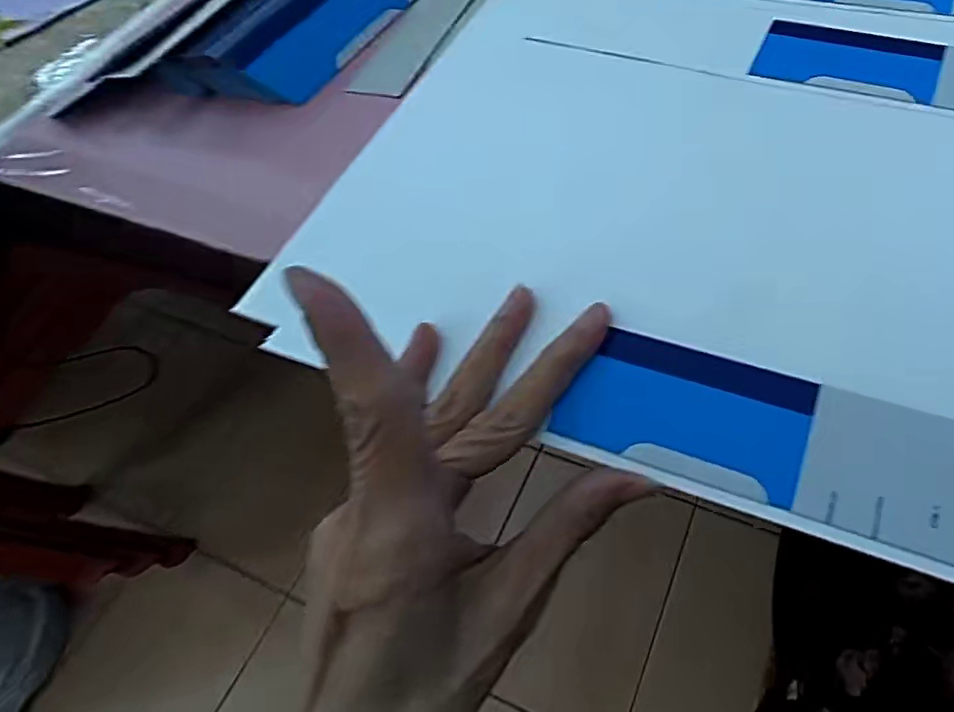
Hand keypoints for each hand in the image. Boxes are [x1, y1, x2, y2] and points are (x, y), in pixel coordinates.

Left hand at [285, 268, 653, 711]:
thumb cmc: (427, 683)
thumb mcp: (508, 609)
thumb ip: (566, 530)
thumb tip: (636, 477)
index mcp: (401, 522)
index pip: (387, 413)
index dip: (350, 342)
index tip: (316, 281)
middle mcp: (370, 500)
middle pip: (441, 405)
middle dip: (493, 348)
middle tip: (527, 296)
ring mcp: (358, 506)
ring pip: (419, 416)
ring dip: (462, 359)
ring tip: (506, 310)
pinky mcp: (360, 515)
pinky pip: (391, 439)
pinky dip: (411, 387)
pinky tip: (425, 349)